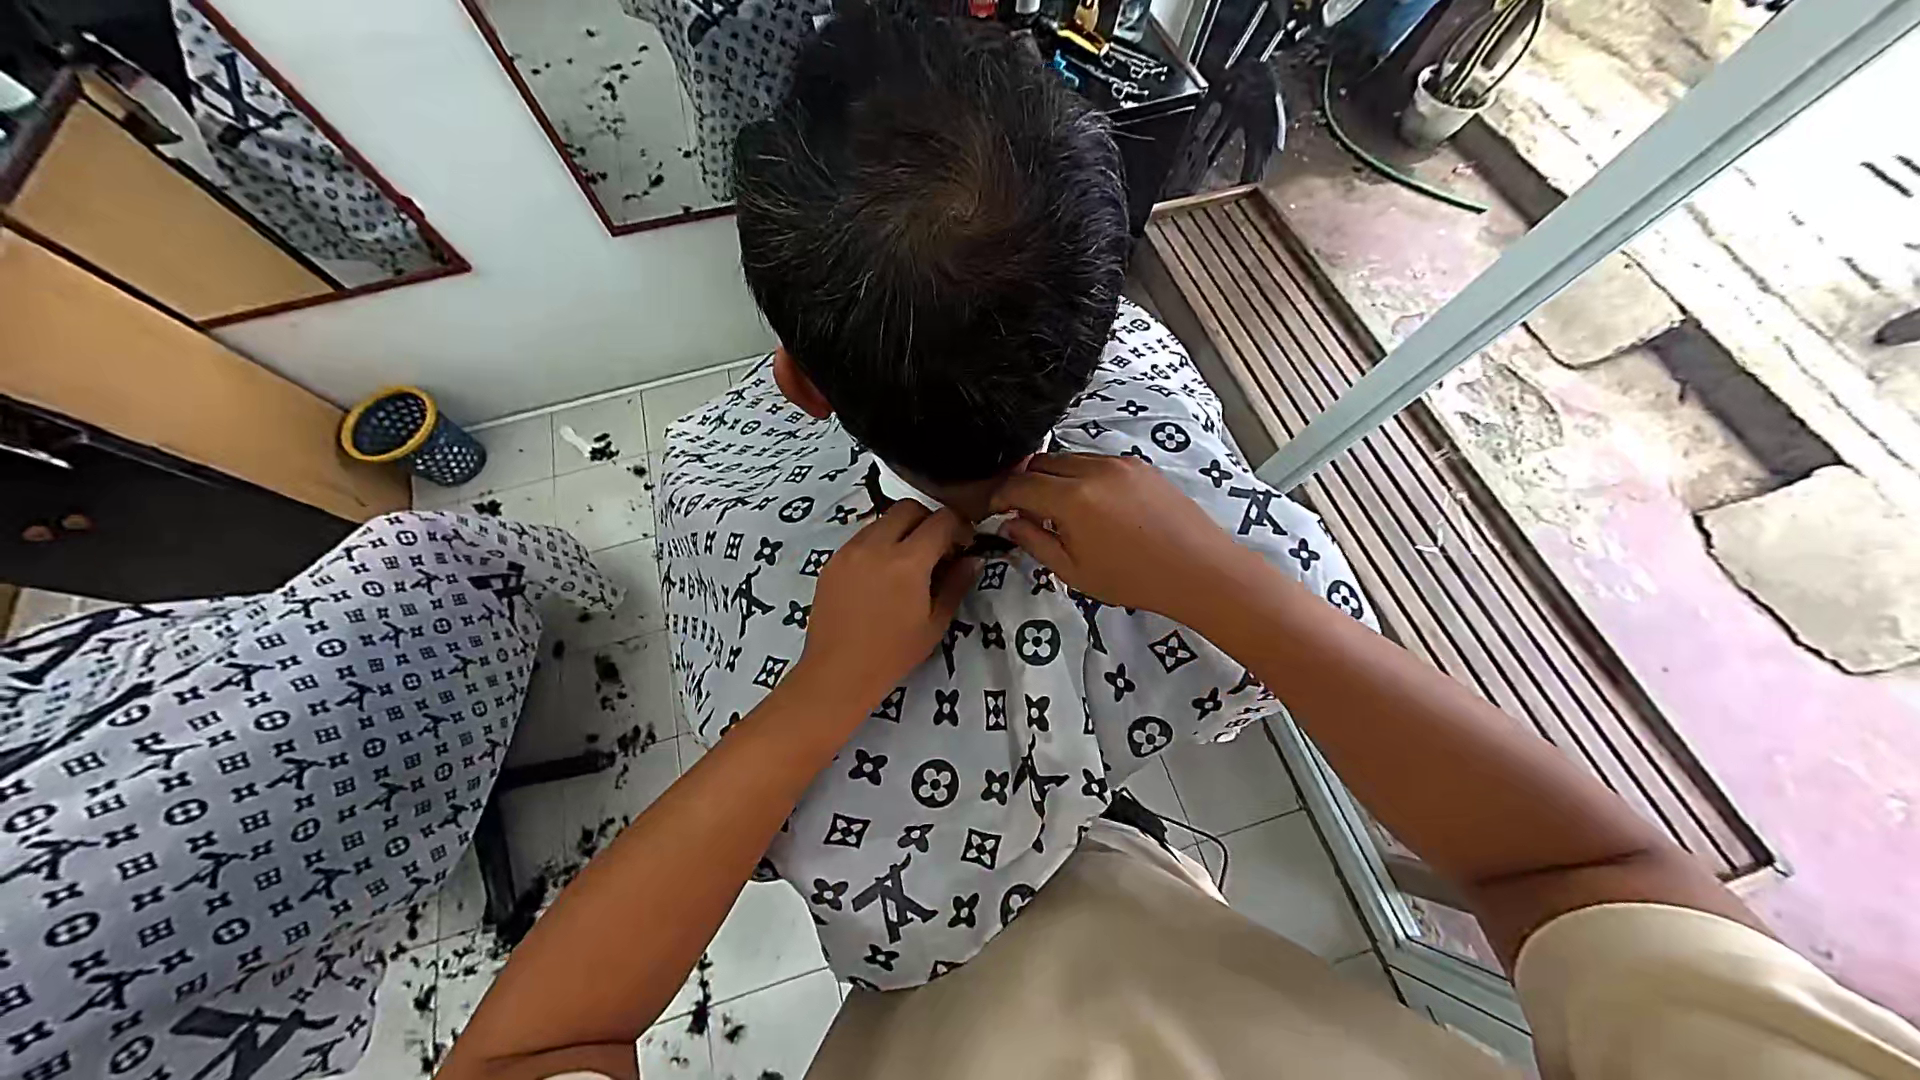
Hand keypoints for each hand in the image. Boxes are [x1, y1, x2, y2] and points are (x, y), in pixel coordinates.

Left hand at [797, 500, 978, 711]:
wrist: (839, 672)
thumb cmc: (893, 653)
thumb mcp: (935, 623)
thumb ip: (956, 584)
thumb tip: (972, 559)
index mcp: (907, 562)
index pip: (941, 520)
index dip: (959, 526)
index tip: (963, 544)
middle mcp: (876, 546)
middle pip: (909, 508)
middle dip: (929, 520)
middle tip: (937, 547)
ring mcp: (850, 550)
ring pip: (882, 519)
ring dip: (902, 529)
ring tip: (907, 561)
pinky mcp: (832, 560)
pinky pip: (861, 537)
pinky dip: (878, 543)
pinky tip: (881, 573)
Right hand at [989, 452, 1253, 620]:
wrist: (1198, 568)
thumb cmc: (1133, 578)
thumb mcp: (1074, 570)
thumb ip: (1036, 542)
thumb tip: (1011, 523)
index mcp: (1073, 499)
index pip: (1020, 484)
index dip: (1000, 494)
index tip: (995, 507)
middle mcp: (1093, 469)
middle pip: (1041, 462)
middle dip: (1025, 483)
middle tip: (1024, 510)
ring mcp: (1119, 462)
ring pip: (1068, 458)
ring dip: (1053, 477)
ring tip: (1058, 510)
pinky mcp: (1138, 464)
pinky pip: (1095, 461)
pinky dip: (1080, 475)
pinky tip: (1089, 503)